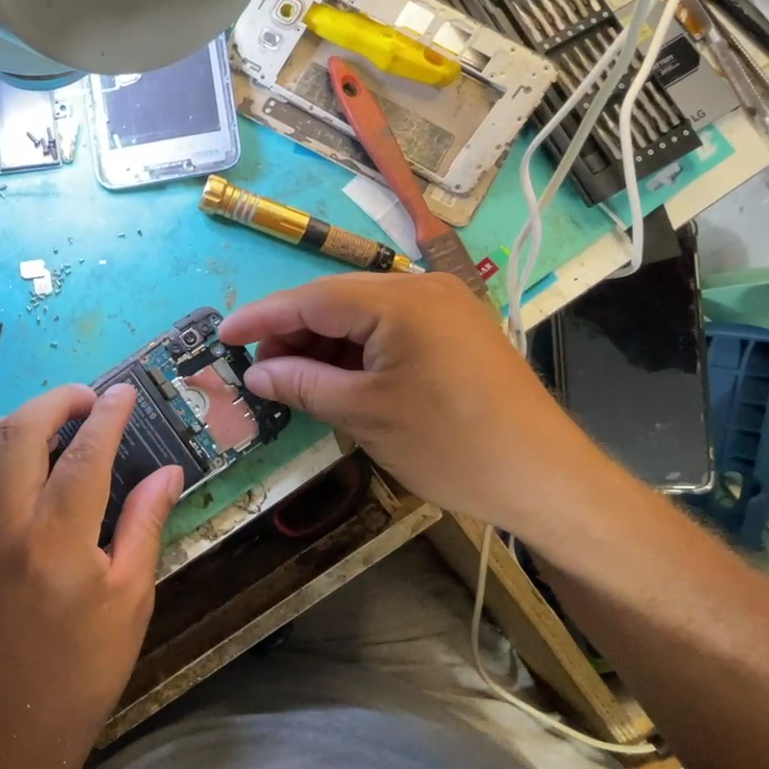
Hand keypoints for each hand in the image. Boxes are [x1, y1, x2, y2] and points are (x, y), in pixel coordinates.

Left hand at [0, 383, 184, 766]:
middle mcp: (5, 523)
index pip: (84, 453)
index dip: (108, 415)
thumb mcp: (133, 594)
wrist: (19, 716)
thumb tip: (168, 470)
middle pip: (20, 430)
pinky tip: (7, 467)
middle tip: (88, 399)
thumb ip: (146, 523)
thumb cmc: (88, 662)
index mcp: (58, 540)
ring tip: (48, 429)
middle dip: (57, 400)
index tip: (126, 393)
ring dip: (14, 422)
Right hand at [220, 273, 623, 536]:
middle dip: (292, 333)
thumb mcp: (363, 414)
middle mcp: (423, 289)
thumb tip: (256, 374)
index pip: (312, 298)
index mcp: (400, 300)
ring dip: (323, 343)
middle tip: (259, 372)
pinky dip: (356, 350)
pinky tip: (335, 378)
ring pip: (361, 314)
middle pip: (336, 300)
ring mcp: (445, 307)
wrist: (546, 480)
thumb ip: (302, 384)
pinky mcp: (456, 331)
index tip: (222, 336)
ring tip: (293, 380)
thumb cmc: (449, 444)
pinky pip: (389, 328)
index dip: (261, 317)